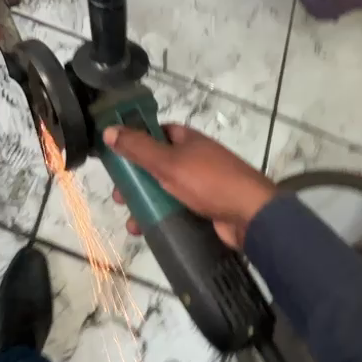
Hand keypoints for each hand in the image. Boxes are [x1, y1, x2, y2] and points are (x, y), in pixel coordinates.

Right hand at [104, 123, 276, 249]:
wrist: (252, 216)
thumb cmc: (209, 181)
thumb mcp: (168, 162)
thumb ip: (138, 147)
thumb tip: (108, 130)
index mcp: (186, 139)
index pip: (154, 133)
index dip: (134, 141)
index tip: (115, 156)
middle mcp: (193, 157)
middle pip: (156, 164)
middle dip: (135, 180)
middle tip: (119, 195)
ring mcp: (201, 184)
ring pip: (164, 190)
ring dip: (145, 203)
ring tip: (130, 221)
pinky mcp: (205, 208)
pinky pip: (176, 209)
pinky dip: (161, 217)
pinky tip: (147, 231)